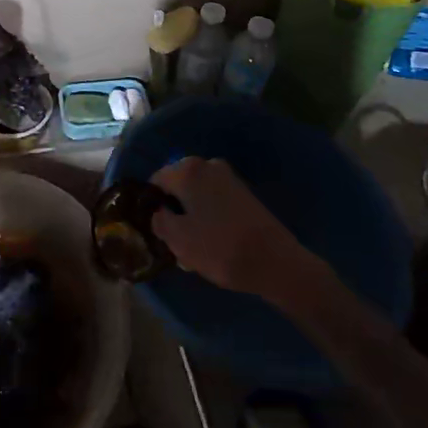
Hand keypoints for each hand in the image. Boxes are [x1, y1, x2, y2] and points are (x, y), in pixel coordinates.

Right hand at [151, 157, 311, 297]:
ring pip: (196, 194)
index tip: (153, 228)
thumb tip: (158, 212)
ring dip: (191, 214)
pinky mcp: (244, 193)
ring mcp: (229, 178)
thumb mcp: (178, 240)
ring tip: (194, 244)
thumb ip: (159, 222)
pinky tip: (213, 240)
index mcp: (187, 170)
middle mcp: (208, 165)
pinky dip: (209, 215)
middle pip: (177, 185)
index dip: (151, 204)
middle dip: (172, 208)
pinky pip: (214, 200)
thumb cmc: (220, 248)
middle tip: (173, 239)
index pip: (155, 181)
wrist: (276, 262)